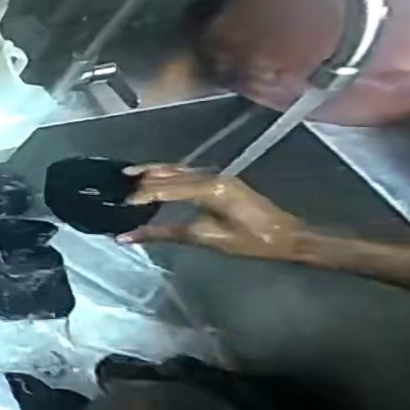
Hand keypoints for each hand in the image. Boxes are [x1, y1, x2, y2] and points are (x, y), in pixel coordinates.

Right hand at [116, 164, 306, 260]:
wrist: (291, 237)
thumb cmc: (251, 240)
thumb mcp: (206, 238)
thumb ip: (163, 234)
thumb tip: (125, 236)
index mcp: (209, 190)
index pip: (164, 189)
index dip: (141, 196)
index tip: (122, 205)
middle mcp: (211, 177)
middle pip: (167, 176)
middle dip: (142, 184)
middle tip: (117, 192)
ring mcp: (216, 176)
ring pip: (175, 169)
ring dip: (150, 172)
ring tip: (127, 175)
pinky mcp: (219, 180)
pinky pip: (184, 171)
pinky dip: (165, 173)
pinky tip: (154, 175)